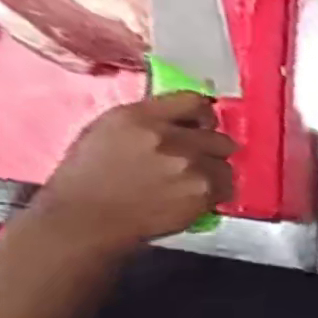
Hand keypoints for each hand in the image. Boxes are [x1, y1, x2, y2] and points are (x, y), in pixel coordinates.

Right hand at [20, 93, 237, 258]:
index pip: (194, 101)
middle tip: (198, 158)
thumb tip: (187, 121)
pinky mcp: (205, 193)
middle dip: (213, 147)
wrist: (90, 215)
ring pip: (226, 165)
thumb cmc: (91, 172)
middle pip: (221, 137)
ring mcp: (192, 167)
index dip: (203, 115)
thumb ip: (151, 120)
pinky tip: (195, 195)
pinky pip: (227, 187)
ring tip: (192, 180)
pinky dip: (216, 191)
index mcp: (140, 117)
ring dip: (215, 171)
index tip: (201, 125)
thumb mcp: (110, 130)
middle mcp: (171, 139)